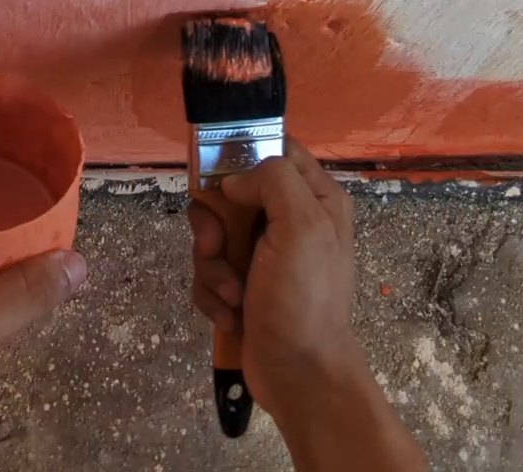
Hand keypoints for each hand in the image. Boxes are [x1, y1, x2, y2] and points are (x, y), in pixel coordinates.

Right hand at [189, 139, 427, 470]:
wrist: (300, 376)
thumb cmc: (305, 298)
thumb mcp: (302, 226)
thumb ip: (272, 180)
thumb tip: (232, 181)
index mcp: (314, 196)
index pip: (273, 146)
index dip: (243, 155)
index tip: (224, 179)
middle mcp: (287, 217)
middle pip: (228, 191)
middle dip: (214, 224)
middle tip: (218, 247)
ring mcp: (262, 252)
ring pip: (211, 232)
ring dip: (212, 266)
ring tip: (232, 295)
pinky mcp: (241, 282)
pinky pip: (208, 269)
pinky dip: (212, 292)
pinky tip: (231, 313)